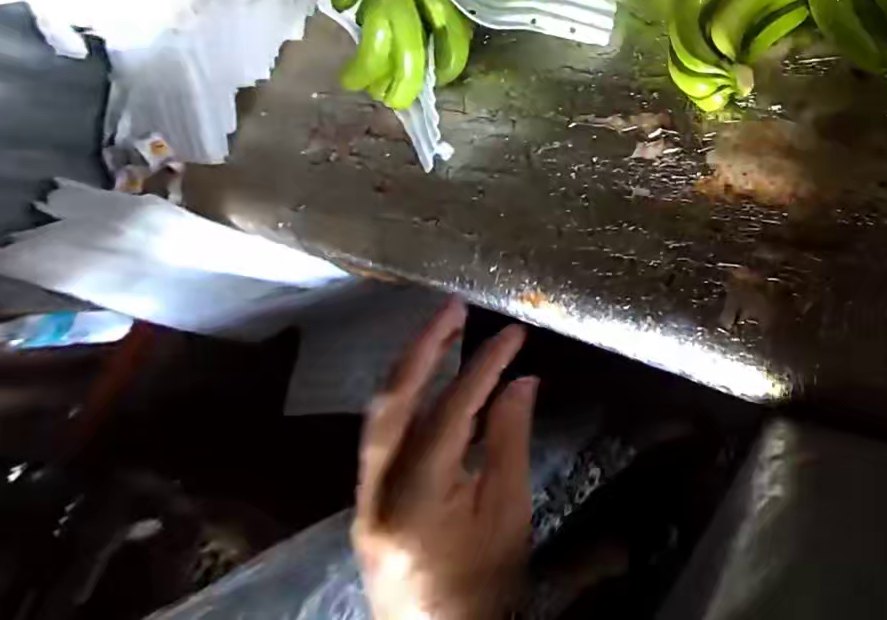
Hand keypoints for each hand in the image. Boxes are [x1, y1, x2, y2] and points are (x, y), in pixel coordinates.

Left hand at [353, 299, 536, 619]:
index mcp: (416, 497)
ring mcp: (365, 499)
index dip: (484, 365)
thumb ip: (510, 438)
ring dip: (411, 368)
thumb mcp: (508, 508)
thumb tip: (521, 380)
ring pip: (380, 418)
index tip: (515, 332)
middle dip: (422, 349)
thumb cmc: (483, 579)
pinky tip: (433, 379)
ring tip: (443, 328)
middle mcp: (376, 494)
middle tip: (454, 307)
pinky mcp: (370, 502)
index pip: (451, 411)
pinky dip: (410, 397)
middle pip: (391, 405)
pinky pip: (386, 435)